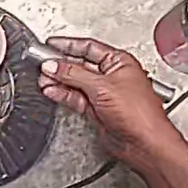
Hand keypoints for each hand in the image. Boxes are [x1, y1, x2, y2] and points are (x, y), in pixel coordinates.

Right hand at [38, 36, 186, 172]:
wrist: (144, 144)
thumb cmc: (140, 113)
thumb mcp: (102, 87)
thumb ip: (74, 74)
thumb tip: (54, 65)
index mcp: (119, 62)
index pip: (89, 47)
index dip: (68, 44)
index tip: (51, 44)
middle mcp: (111, 76)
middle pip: (80, 64)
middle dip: (60, 64)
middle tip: (42, 63)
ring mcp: (103, 93)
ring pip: (75, 82)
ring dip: (58, 80)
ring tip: (43, 78)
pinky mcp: (96, 109)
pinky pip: (75, 97)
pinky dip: (62, 94)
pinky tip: (51, 90)